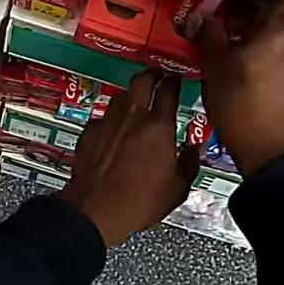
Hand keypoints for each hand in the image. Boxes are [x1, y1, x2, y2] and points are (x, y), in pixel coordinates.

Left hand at [60, 69, 201, 247]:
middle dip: (151, 74)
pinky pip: (102, 117)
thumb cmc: (140, 201)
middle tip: (157, 75)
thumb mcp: (178, 188)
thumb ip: (189, 163)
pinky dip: (110, 118)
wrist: (97, 210)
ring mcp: (107, 123)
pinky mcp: (89, 133)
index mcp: (158, 126)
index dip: (174, 81)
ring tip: (137, 99)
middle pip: (141, 81)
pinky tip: (113, 127)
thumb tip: (194, 149)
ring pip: (120, 96)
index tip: (176, 79)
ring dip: (131, 94)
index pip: (169, 90)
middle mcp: (132, 118)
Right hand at [194, 0, 283, 175]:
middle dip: (251, 13)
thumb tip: (204, 17)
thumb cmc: (238, 103)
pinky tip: (249, 63)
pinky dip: (270, 48)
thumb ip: (210, 32)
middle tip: (226, 21)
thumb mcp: (214, 63)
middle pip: (277, 12)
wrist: (264, 145)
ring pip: (282, 32)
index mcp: (279, 29)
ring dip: (260, 32)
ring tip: (235, 44)